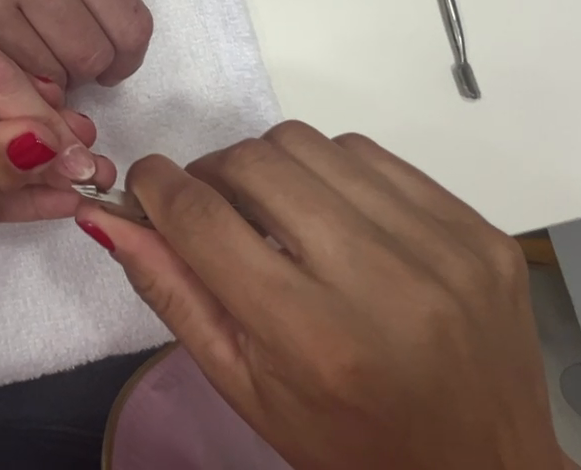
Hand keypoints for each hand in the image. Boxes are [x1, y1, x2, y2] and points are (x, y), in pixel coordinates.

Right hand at [0, 0, 151, 154]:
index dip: (123, 57)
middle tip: (53, 71)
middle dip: (79, 75)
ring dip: (38, 86)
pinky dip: (19, 116)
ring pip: (44, 75)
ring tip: (14, 73)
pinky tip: (26, 134)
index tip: (106, 67)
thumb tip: (80, 9)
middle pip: (89, 56)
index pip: (127, 21)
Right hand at [75, 123, 568, 469]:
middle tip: (214, 210)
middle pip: (252, 162)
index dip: (154, 185)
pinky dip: (327, 170)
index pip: (199, 216)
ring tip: (275, 214)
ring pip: (305, 142)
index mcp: (311, 336)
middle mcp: (383, 283)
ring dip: (268, 167)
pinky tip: (332, 217)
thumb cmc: (339, 438)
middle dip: (210, 174)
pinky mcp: (478, 231)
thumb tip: (102, 211)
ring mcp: (442, 251)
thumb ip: (164, 286)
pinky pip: (366, 151)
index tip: (145, 187)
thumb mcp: (235, 378)